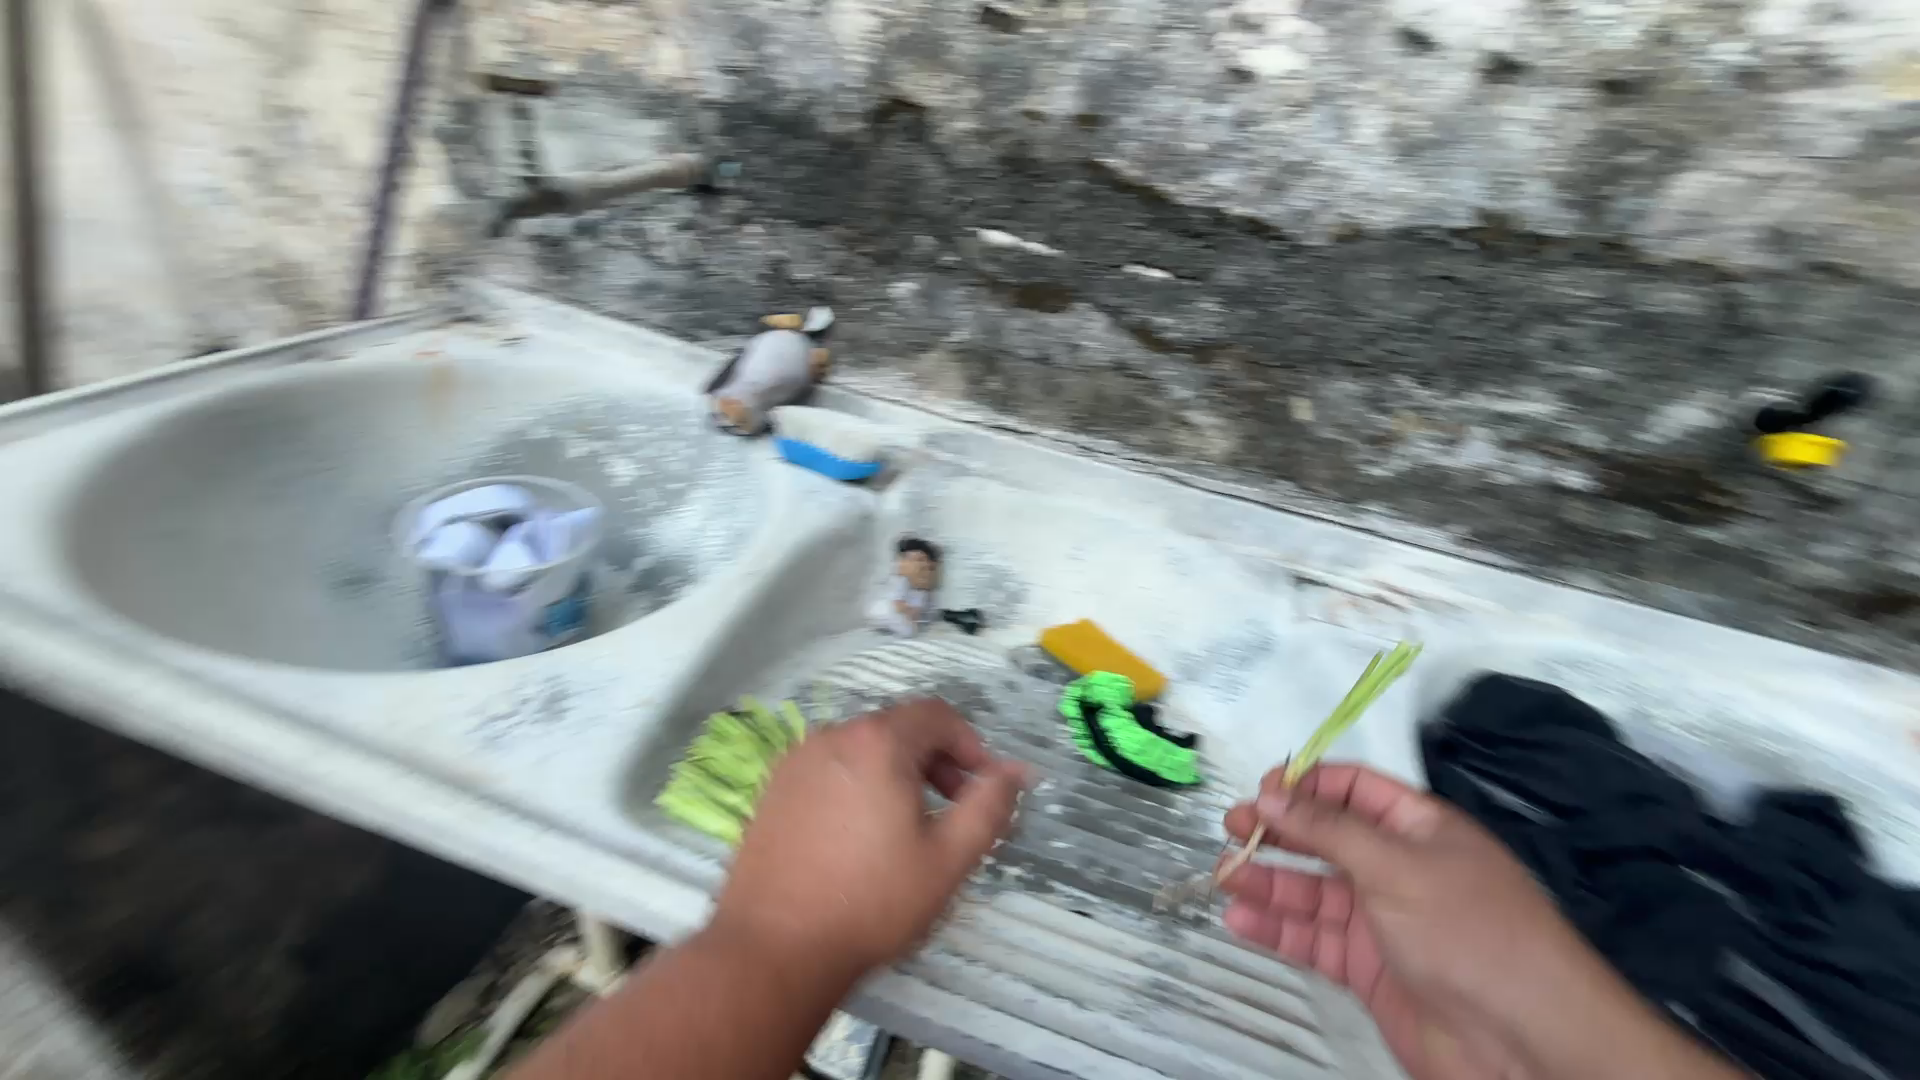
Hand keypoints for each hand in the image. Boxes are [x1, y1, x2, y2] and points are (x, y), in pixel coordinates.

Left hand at [710, 699, 1028, 980]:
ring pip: (864, 748)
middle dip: (935, 760)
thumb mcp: (948, 858)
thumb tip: (1015, 772)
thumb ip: (989, 806)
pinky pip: (831, 768)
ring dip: (897, 772)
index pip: (937, 714)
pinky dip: (858, 784)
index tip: (981, 788)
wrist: (773, 950)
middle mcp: (833, 736)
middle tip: (950, 811)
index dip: (969, 744)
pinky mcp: (774, 788)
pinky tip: (858, 837)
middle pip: (899, 728)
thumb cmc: (870, 902)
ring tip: (905, 828)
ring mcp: (797, 760)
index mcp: (878, 742)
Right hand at [1220, 764, 1601, 1079]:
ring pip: (1311, 891)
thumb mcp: (1396, 866)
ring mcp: (1381, 921)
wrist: (1531, 1050)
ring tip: (1224, 876)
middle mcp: (1396, 868)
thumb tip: (1269, 791)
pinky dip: (1276, 929)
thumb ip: (1326, 829)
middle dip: (1277, 832)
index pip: (1353, 789)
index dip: (1306, 784)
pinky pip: (1313, 939)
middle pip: (1324, 838)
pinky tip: (1240, 921)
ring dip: (1267, 882)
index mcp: (1418, 829)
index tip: (1262, 790)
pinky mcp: (1367, 969)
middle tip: (1231, 829)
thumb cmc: (1470, 933)